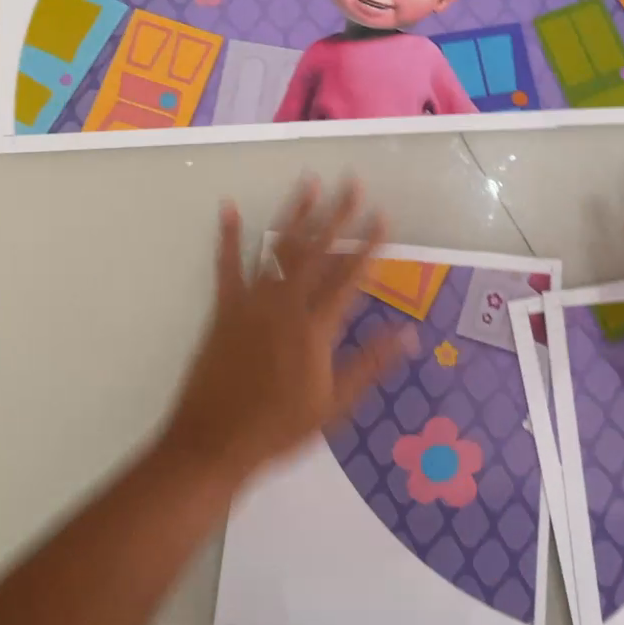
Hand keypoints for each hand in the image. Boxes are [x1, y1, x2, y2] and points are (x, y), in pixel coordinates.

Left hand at [163, 177, 415, 480]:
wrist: (213, 443)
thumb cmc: (279, 428)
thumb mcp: (334, 404)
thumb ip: (370, 364)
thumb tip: (410, 335)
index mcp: (315, 328)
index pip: (349, 277)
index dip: (369, 245)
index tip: (383, 216)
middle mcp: (285, 305)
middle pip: (317, 252)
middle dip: (338, 214)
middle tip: (352, 183)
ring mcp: (251, 303)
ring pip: (278, 249)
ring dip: (295, 213)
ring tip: (310, 181)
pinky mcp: (223, 309)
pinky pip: (226, 266)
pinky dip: (227, 235)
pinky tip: (228, 207)